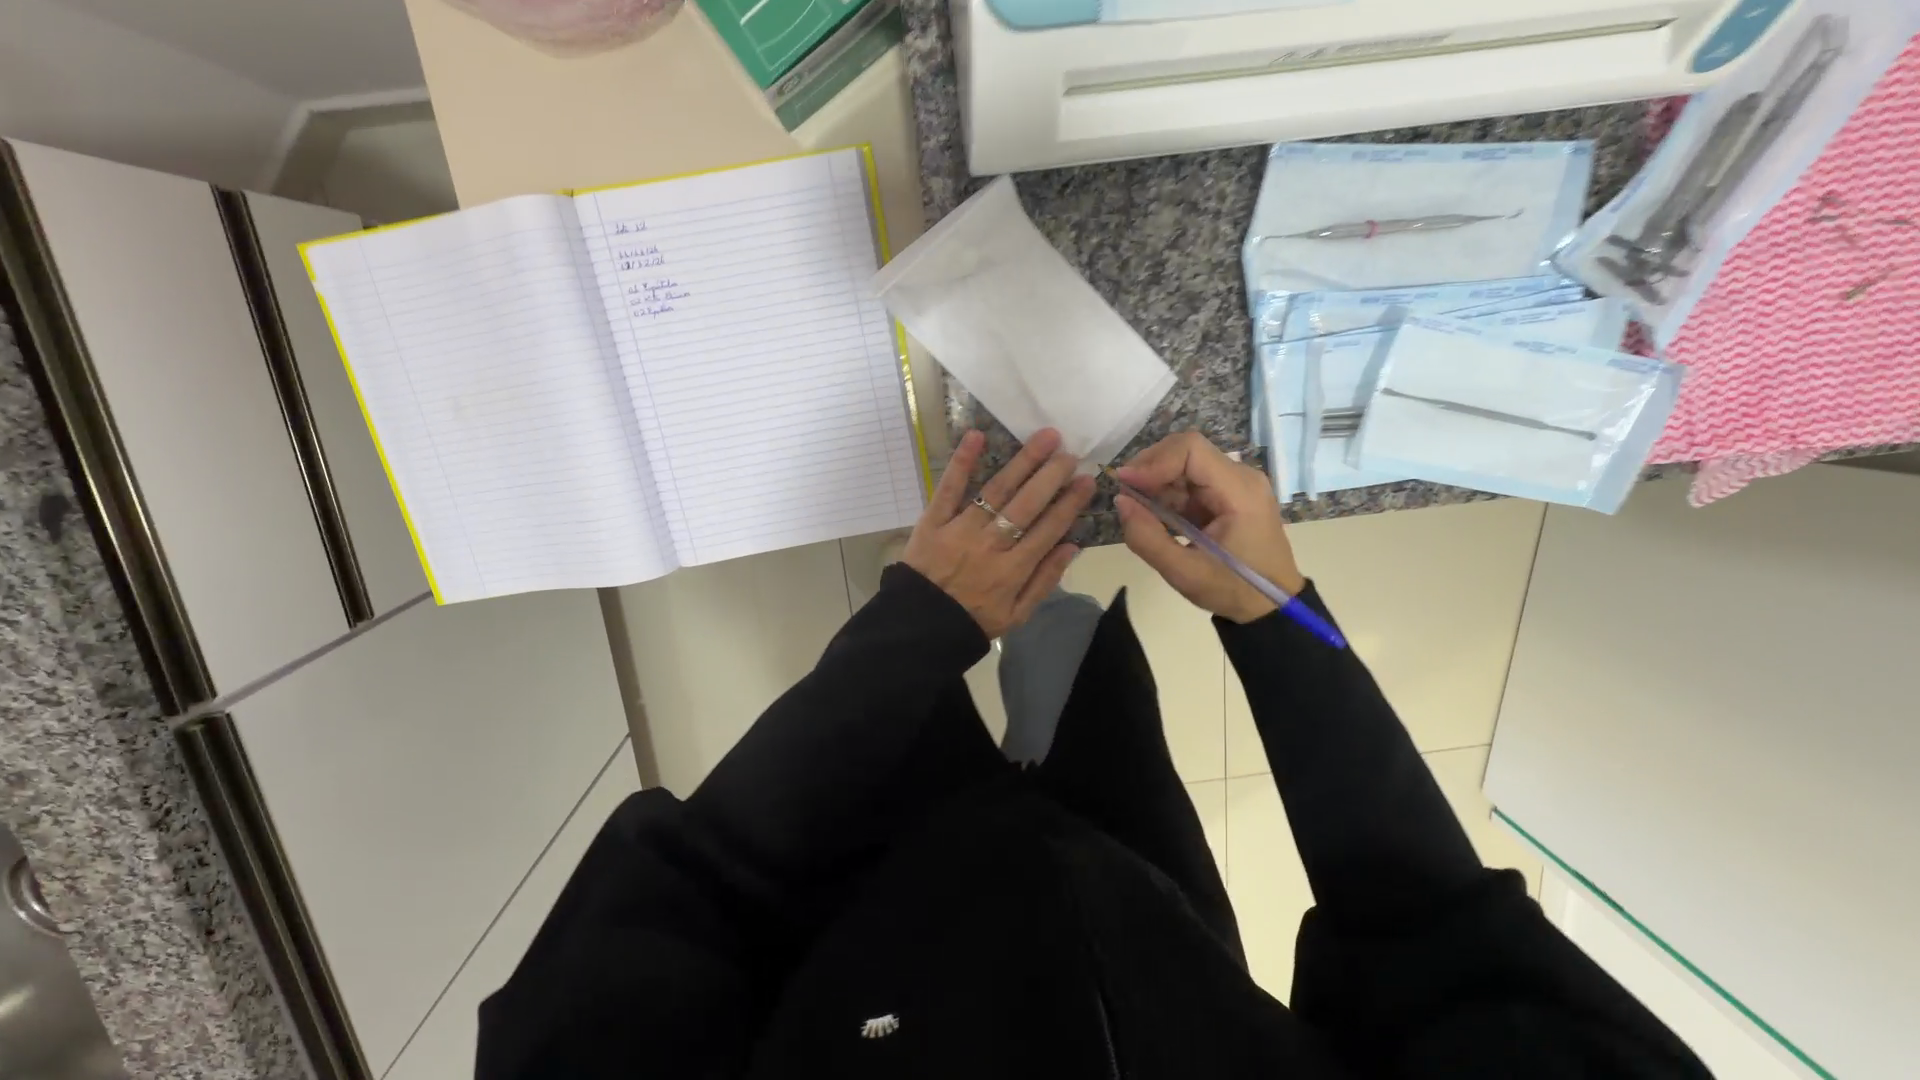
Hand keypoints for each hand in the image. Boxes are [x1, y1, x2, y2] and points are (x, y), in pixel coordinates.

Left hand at [904, 428, 1094, 639]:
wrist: (920, 626)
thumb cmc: (973, 620)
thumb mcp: (1017, 614)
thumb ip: (1045, 581)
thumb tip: (1073, 545)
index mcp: (1013, 570)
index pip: (1048, 529)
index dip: (1070, 503)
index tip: (1087, 480)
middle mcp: (991, 545)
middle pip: (1027, 504)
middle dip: (1051, 476)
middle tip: (1070, 453)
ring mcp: (961, 530)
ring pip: (997, 491)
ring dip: (1023, 462)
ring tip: (1044, 438)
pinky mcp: (933, 521)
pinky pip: (949, 488)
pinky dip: (962, 462)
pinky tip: (976, 435)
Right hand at [1115, 432, 1305, 623]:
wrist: (1272, 605)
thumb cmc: (1234, 590)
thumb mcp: (1184, 572)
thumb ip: (1147, 537)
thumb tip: (1120, 501)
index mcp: (1239, 492)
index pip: (1191, 450)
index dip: (1153, 461)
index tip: (1125, 483)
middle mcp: (1242, 477)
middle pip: (1187, 451)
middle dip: (1151, 468)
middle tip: (1126, 495)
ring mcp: (1237, 484)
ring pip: (1187, 464)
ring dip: (1157, 481)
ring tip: (1138, 508)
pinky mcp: (1230, 494)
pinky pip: (1193, 481)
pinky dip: (1169, 492)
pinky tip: (1155, 513)